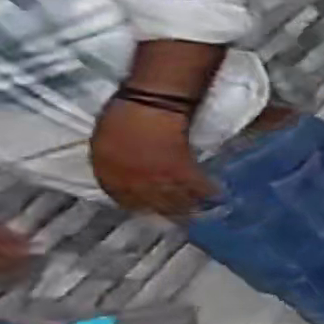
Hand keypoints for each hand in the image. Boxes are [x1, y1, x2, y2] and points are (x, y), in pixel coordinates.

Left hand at [90, 99, 218, 215]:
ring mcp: (155, 173)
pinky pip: (195, 184)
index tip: (149, 213)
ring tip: (202, 212)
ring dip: (189, 206)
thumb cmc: (123, 116)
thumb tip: (129, 175)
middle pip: (149, 201)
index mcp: (107, 170)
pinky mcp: (180, 167)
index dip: (137, 206)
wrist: (151, 103)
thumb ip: (115, 161)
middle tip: (181, 220)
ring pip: (173, 196)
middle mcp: (129, 177)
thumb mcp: (106, 142)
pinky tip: (217, 196)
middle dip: (165, 211)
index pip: (121, 197)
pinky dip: (207, 192)